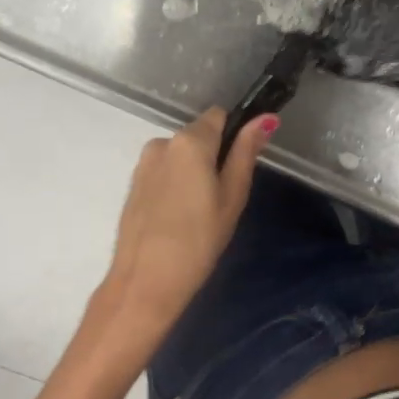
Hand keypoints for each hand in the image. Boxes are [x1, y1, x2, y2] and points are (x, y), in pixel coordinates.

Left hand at [94, 108, 277, 344]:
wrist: (144, 282)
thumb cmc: (198, 240)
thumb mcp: (232, 196)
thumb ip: (246, 152)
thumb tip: (266, 118)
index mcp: (190, 141)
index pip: (219, 116)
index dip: (234, 135)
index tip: (240, 165)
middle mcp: (162, 143)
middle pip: (198, 136)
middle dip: (212, 157)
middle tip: (222, 198)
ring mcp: (143, 164)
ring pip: (179, 156)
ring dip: (192, 172)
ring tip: (199, 213)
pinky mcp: (132, 185)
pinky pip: (163, 173)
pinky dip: (174, 186)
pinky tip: (177, 218)